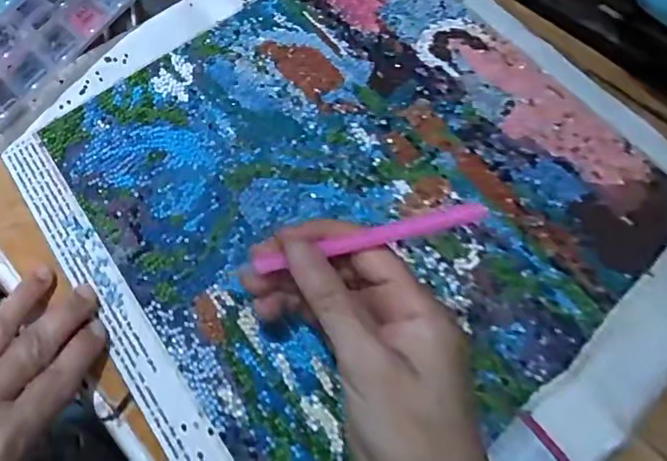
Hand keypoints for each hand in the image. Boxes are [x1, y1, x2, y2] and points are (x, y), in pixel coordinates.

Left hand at [0, 268, 107, 460]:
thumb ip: (30, 431)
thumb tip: (53, 389)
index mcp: (8, 434)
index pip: (56, 383)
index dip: (81, 353)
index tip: (100, 328)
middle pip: (34, 347)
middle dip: (65, 317)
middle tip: (87, 291)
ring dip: (25, 297)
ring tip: (46, 272)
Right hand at [242, 220, 486, 460]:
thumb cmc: (406, 429)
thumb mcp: (364, 360)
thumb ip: (328, 297)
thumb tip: (293, 241)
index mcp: (416, 308)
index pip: (366, 250)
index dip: (322, 238)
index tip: (278, 239)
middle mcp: (396, 313)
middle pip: (340, 269)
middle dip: (295, 264)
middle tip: (253, 266)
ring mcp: (376, 335)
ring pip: (325, 292)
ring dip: (287, 287)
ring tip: (250, 290)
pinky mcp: (357, 355)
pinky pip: (321, 318)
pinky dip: (294, 311)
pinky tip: (267, 314)